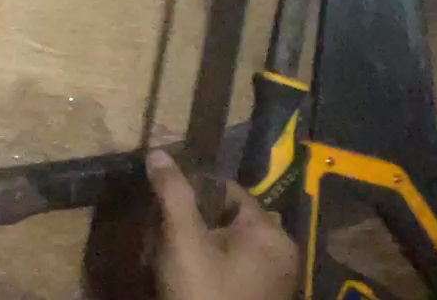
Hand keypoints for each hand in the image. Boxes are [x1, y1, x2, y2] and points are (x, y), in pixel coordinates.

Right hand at [148, 150, 298, 299]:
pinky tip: (178, 273)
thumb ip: (173, 192)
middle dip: (185, 217)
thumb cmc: (204, 294)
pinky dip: (200, 261)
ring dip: (188, 240)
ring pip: (219, 238)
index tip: (159, 199)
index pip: (223, 187)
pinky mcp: (256, 296)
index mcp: (269, 234)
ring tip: (163, 252)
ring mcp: (270, 278)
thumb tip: (159, 151)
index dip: (189, 188)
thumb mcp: (183, 239)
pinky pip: (226, 263)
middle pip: (220, 213)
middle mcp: (278, 252)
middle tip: (158, 229)